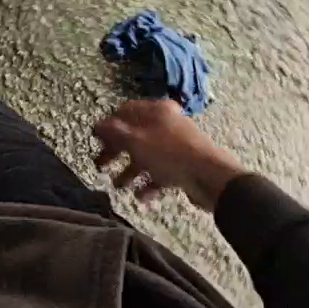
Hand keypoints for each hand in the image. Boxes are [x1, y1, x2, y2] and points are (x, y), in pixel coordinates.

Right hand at [92, 99, 246, 210]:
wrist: (212, 179)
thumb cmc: (169, 153)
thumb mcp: (135, 142)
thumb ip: (114, 133)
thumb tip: (96, 125)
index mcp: (156, 111)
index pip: (125, 112)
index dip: (109, 125)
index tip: (97, 140)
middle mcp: (166, 124)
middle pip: (134, 135)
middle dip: (117, 152)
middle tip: (101, 165)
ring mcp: (176, 145)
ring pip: (147, 155)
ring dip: (131, 171)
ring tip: (118, 186)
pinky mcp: (184, 165)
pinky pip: (160, 172)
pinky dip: (149, 182)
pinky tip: (140, 196)